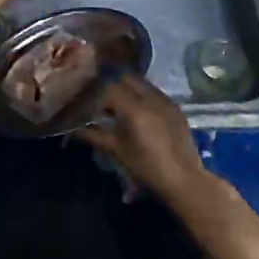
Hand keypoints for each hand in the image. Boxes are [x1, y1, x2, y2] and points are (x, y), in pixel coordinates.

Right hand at [75, 75, 215, 199]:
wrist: (183, 179)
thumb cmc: (146, 168)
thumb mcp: (117, 151)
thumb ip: (95, 135)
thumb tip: (75, 130)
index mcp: (133, 108)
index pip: (109, 90)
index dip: (99, 99)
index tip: (94, 112)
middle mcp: (151, 98)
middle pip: (127, 79)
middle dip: (115, 89)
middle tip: (108, 109)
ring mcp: (166, 101)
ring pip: (143, 84)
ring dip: (131, 92)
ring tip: (125, 112)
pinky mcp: (177, 108)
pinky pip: (157, 94)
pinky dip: (146, 98)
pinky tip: (143, 117)